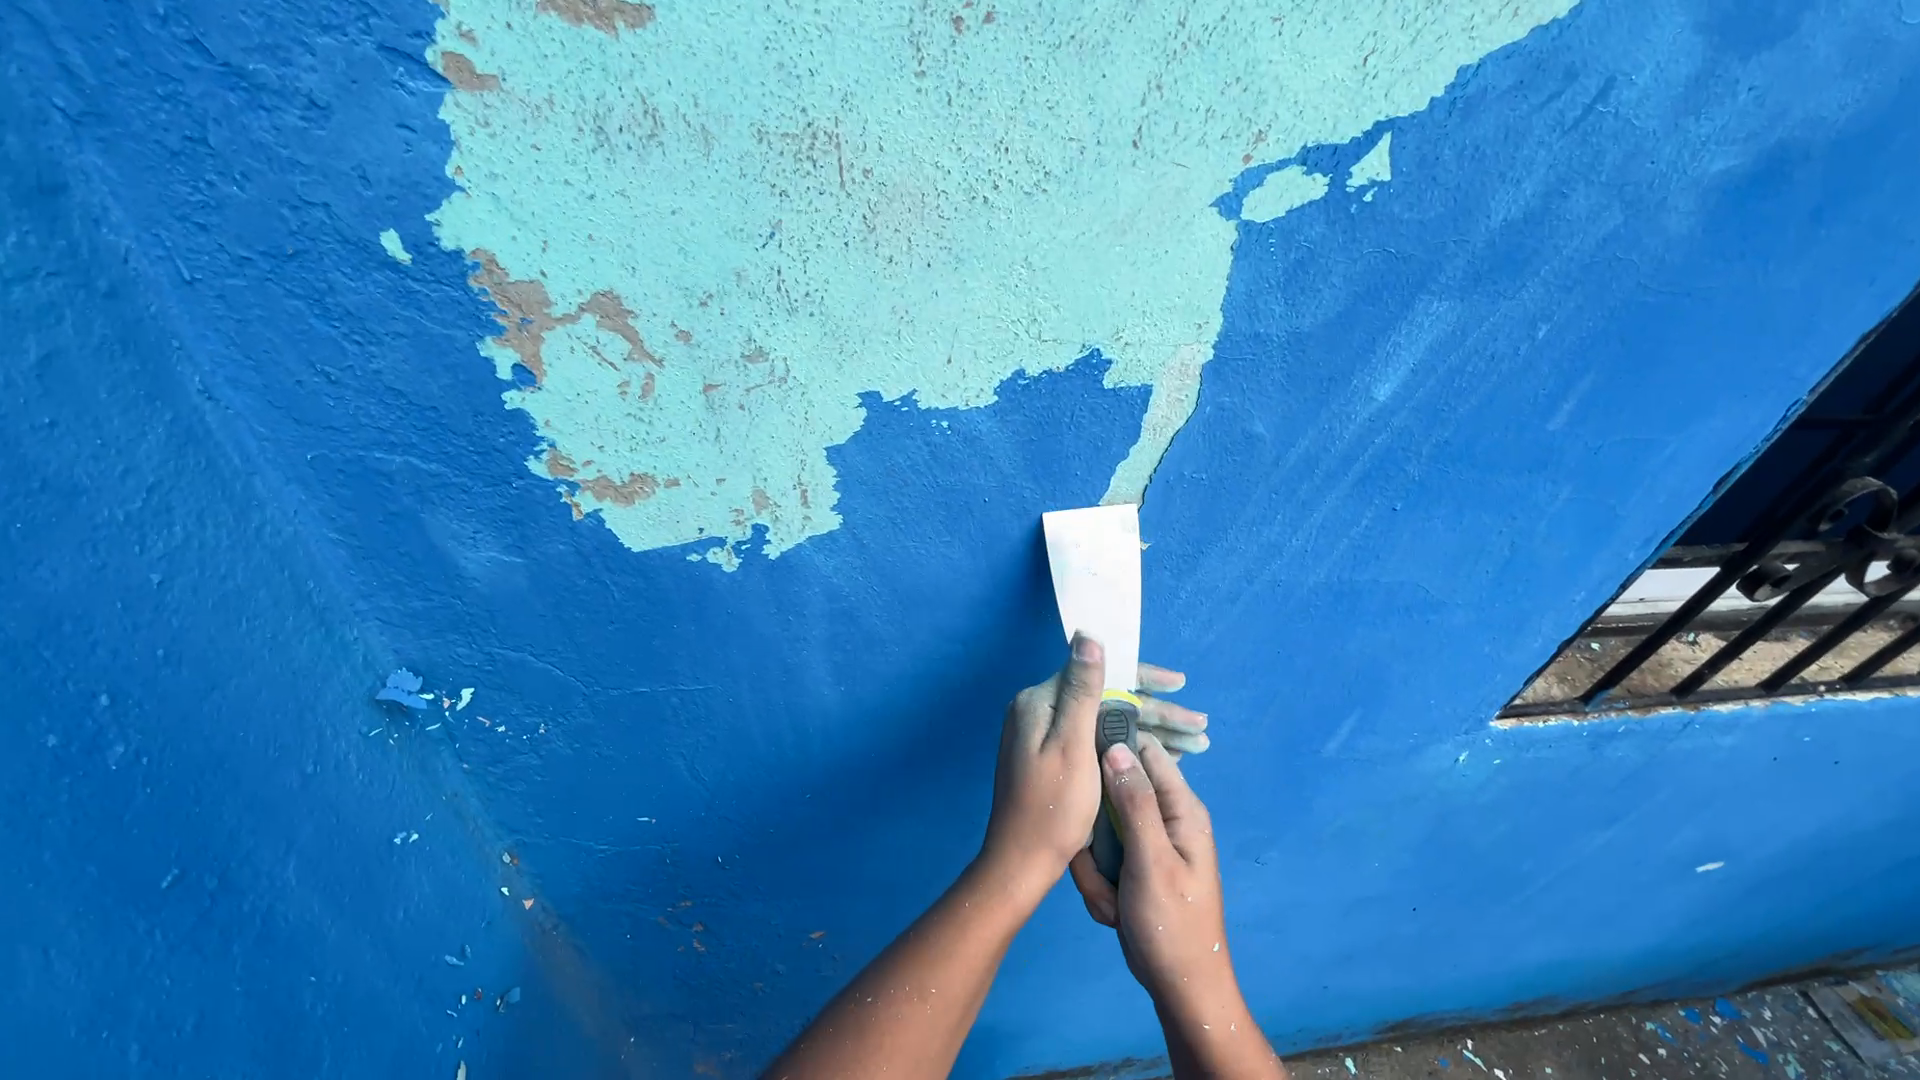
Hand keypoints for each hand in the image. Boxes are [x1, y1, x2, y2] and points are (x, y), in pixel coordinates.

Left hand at [980, 640, 1209, 890]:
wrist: (1022, 862)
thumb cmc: (1052, 806)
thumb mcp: (1072, 744)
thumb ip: (1082, 689)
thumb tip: (1088, 634)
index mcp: (1039, 701)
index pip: (1098, 672)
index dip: (1143, 678)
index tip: (1180, 684)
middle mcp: (1039, 710)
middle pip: (1106, 698)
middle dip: (1156, 711)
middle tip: (1201, 727)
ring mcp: (1046, 735)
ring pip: (1107, 721)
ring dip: (1151, 730)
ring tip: (1197, 745)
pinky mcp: (1055, 757)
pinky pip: (1099, 739)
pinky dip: (1131, 746)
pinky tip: (1164, 756)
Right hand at [1067, 735, 1233, 1011]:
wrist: (1180, 987)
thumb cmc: (1171, 924)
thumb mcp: (1151, 860)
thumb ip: (1134, 802)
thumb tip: (1116, 747)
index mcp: (1180, 808)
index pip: (1145, 751)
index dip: (1112, 747)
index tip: (1082, 767)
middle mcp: (1164, 817)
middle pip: (1110, 794)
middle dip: (1097, 833)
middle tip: (1103, 866)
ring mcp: (1144, 843)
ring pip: (1097, 830)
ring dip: (1096, 867)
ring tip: (1113, 896)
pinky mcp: (1130, 865)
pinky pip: (1098, 858)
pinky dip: (1099, 884)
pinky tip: (1113, 908)